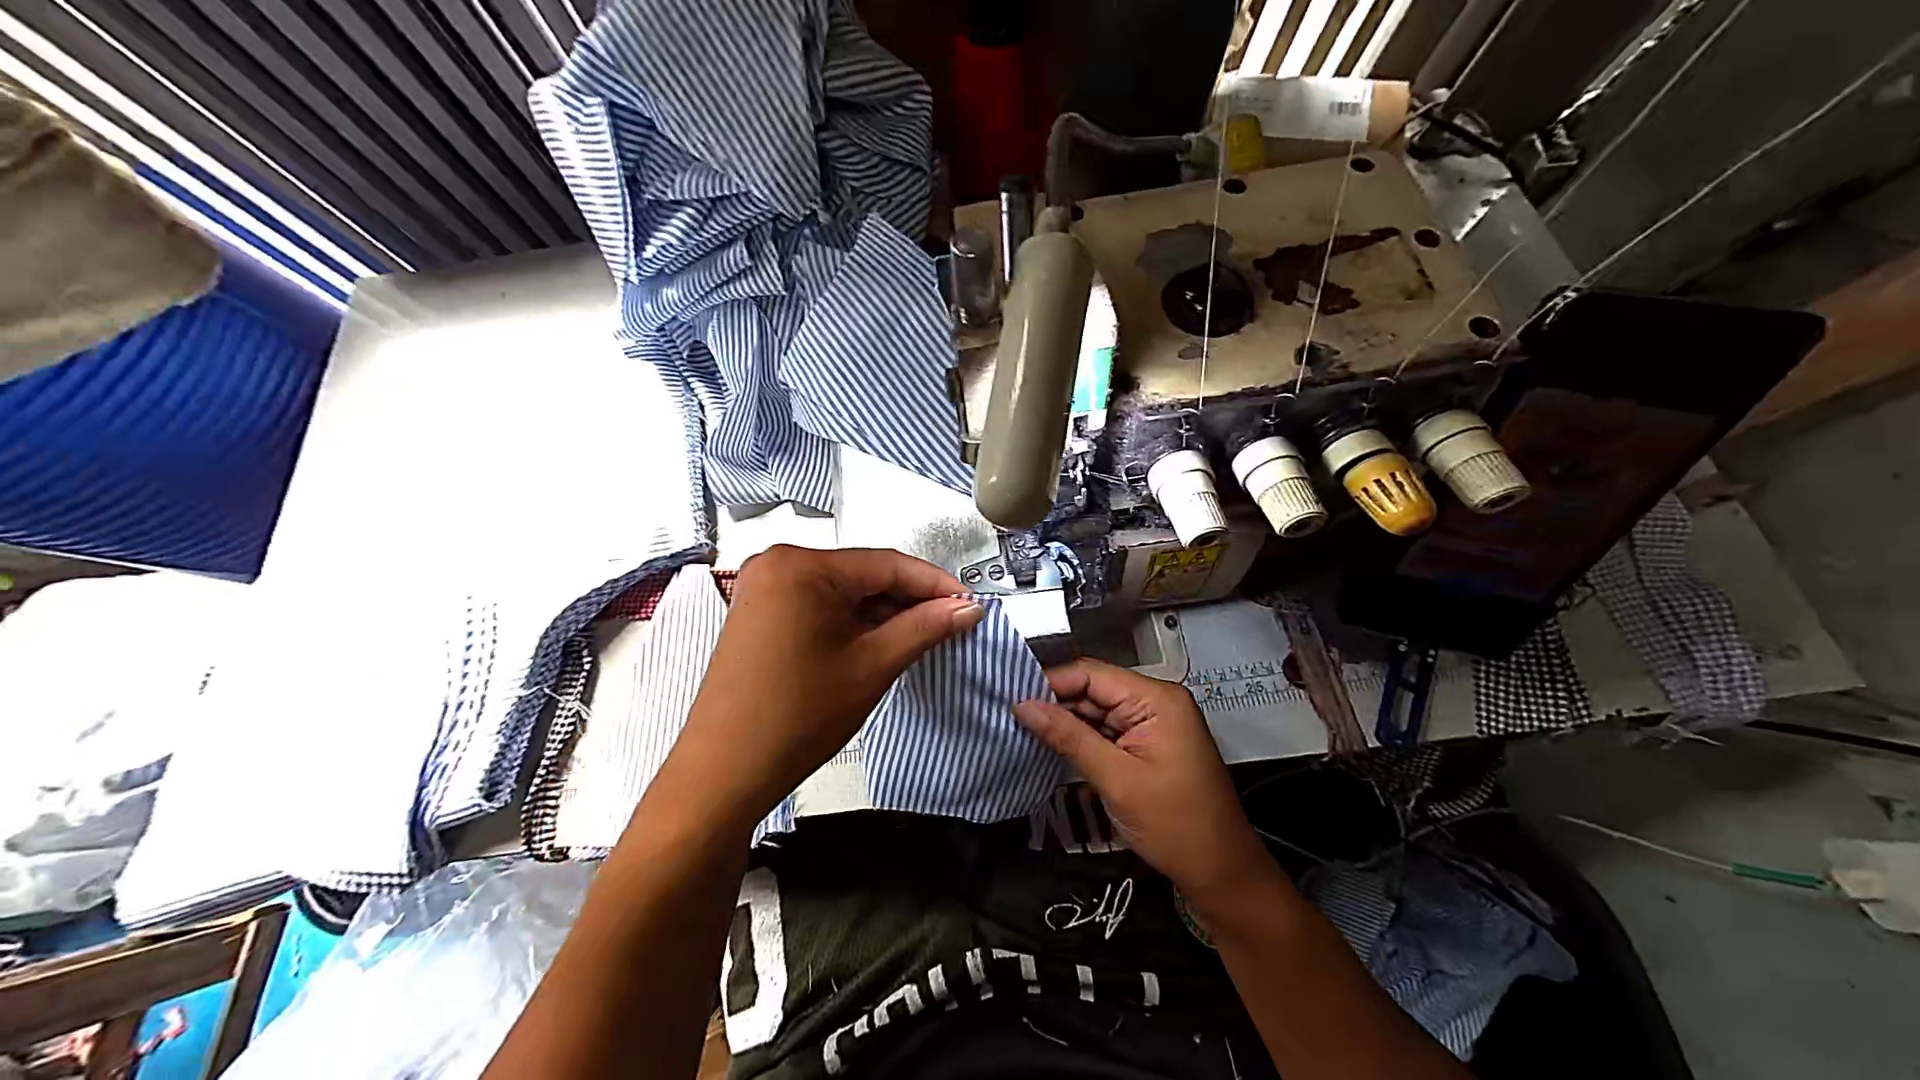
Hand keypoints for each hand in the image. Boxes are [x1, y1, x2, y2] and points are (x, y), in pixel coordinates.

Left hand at [672, 545, 984, 824]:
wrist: (725, 770)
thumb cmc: (794, 718)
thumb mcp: (872, 667)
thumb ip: (925, 628)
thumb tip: (966, 608)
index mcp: (801, 567)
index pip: (887, 563)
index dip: (935, 584)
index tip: (969, 603)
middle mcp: (777, 564)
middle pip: (863, 573)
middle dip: (909, 600)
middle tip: (951, 623)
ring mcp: (764, 587)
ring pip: (843, 590)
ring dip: (882, 612)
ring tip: (923, 636)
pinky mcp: (760, 611)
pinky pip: (820, 603)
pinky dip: (853, 621)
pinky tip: (881, 641)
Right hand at [1013, 659, 1277, 901]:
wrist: (1220, 872)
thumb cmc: (1175, 825)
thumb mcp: (1116, 779)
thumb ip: (1068, 737)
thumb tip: (1022, 706)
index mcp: (1156, 699)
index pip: (1091, 674)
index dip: (1050, 683)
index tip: (1011, 699)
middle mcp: (1154, 702)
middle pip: (1092, 690)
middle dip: (1054, 705)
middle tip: (1011, 719)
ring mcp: (1150, 723)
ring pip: (1094, 712)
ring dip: (1064, 724)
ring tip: (1022, 732)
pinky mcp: (1145, 744)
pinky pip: (1105, 732)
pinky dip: (1080, 740)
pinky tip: (1051, 747)